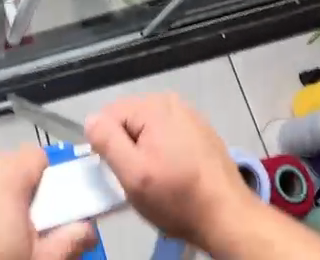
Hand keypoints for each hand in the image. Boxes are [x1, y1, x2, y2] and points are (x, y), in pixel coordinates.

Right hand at [83, 94, 260, 251]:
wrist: (228, 218)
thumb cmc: (178, 198)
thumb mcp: (133, 174)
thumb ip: (107, 141)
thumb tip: (91, 120)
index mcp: (153, 105)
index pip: (109, 116)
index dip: (108, 146)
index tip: (120, 173)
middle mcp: (171, 101)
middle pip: (130, 121)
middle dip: (128, 149)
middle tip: (139, 181)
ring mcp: (189, 115)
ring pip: (149, 130)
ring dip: (146, 152)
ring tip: (159, 182)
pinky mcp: (201, 132)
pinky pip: (169, 136)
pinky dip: (165, 154)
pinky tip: (176, 177)